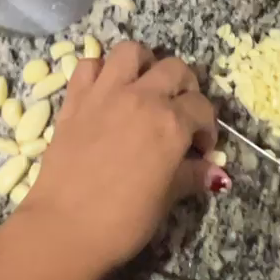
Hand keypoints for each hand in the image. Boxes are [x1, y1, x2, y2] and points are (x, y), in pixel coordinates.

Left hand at [18, 42, 232, 270]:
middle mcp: (142, 98)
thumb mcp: (165, 200)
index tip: (200, 148)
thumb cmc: (122, 221)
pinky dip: (99, 71)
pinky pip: (88, 65)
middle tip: (179, 112)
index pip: (202, 107)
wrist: (64, 227)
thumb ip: (190, 176)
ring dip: (144, 63)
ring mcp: (105, 93)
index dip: (207, 127)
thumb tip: (215, 173)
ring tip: (144, 85)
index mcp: (171, 123)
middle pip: (175, 69)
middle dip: (185, 87)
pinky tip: (105, 91)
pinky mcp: (75, 99)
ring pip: (131, 51)